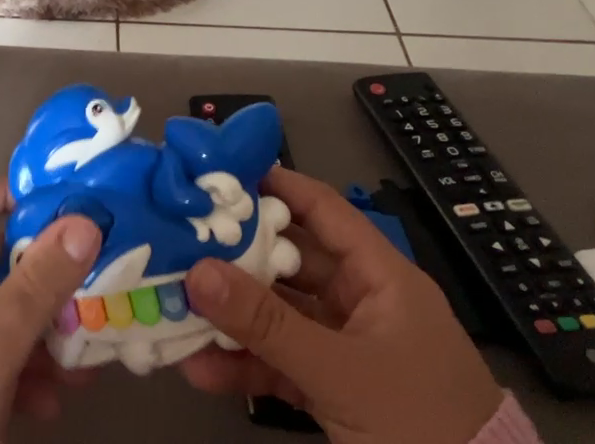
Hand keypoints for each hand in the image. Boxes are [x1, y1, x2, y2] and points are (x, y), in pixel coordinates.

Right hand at [178, 167, 503, 443]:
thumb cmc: (420, 421)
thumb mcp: (341, 372)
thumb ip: (266, 324)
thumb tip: (195, 271)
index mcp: (380, 278)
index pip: (322, 210)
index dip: (272, 186)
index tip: (214, 175)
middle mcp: (359, 303)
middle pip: (286, 263)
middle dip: (231, 258)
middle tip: (174, 244)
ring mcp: (344, 348)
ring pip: (275, 317)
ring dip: (228, 318)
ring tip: (173, 310)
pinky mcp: (332, 390)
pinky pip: (278, 363)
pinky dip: (242, 364)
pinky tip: (198, 367)